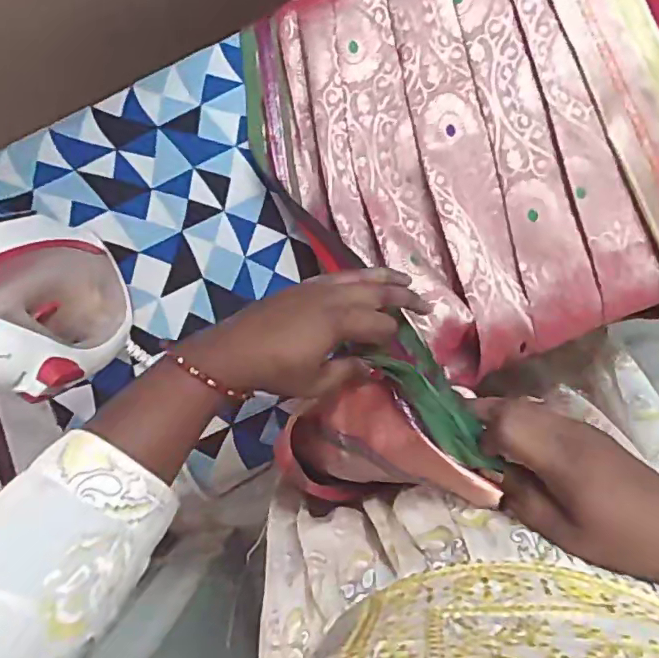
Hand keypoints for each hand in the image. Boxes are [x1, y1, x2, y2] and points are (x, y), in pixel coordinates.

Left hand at [173, 268, 428, 399]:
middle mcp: (333, 298)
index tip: (400, 351)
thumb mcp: (314, 382)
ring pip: (359, 277)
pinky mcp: (303, 286)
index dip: (394, 338)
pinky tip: (362, 278)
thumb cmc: (274, 371)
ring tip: (404, 280)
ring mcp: (317, 288)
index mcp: (339, 321)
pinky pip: (338, 275)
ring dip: (384, 278)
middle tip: (426, 304)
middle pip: (377, 293)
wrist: (232, 350)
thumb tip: (371, 367)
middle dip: (403, 298)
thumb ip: (347, 373)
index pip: (380, 325)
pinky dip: (357, 274)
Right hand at [474, 397, 658, 593]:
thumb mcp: (564, 531)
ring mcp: (580, 428)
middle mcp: (567, 430)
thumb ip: (520, 498)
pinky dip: (520, 422)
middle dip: (478, 415)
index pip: (501, 424)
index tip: (459, 456)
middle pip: (510, 405)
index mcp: (559, 454)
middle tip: (454, 435)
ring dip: (498, 416)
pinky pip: (543, 416)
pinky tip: (515, 446)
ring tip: (479, 440)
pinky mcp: (590, 433)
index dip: (473, 436)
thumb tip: (487, 477)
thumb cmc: (622, 541)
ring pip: (527, 406)